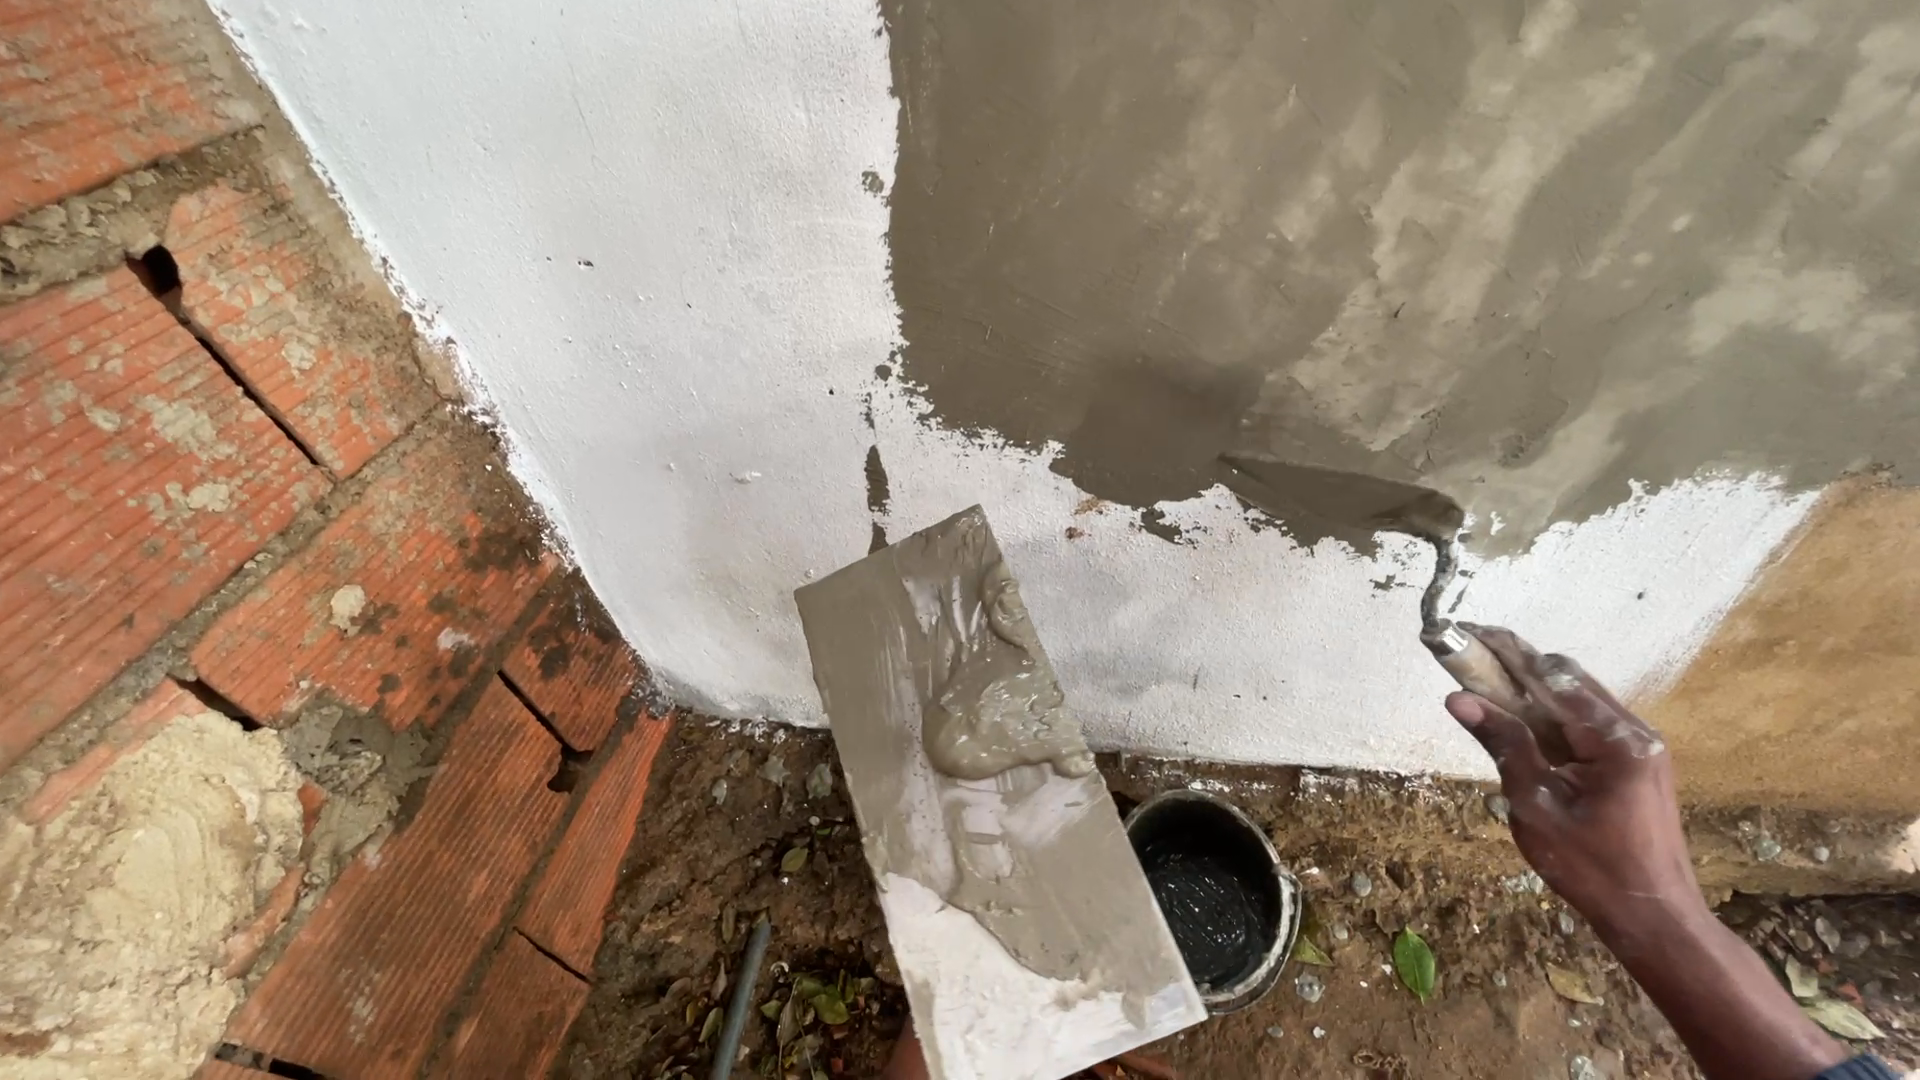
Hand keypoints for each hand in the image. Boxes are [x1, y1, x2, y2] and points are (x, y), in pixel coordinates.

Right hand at [1446, 625, 1853, 1079]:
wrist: (1653, 917)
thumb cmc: (1590, 866)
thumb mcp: (1534, 804)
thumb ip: (1503, 744)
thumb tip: (1458, 698)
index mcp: (1617, 740)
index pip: (1550, 676)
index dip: (1503, 651)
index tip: (1465, 631)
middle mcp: (1634, 732)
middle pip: (1566, 675)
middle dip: (1513, 659)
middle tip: (1465, 651)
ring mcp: (1638, 746)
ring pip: (1574, 694)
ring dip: (1527, 683)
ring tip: (1479, 678)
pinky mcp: (1633, 761)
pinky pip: (1581, 719)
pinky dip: (1543, 708)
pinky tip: (1514, 714)